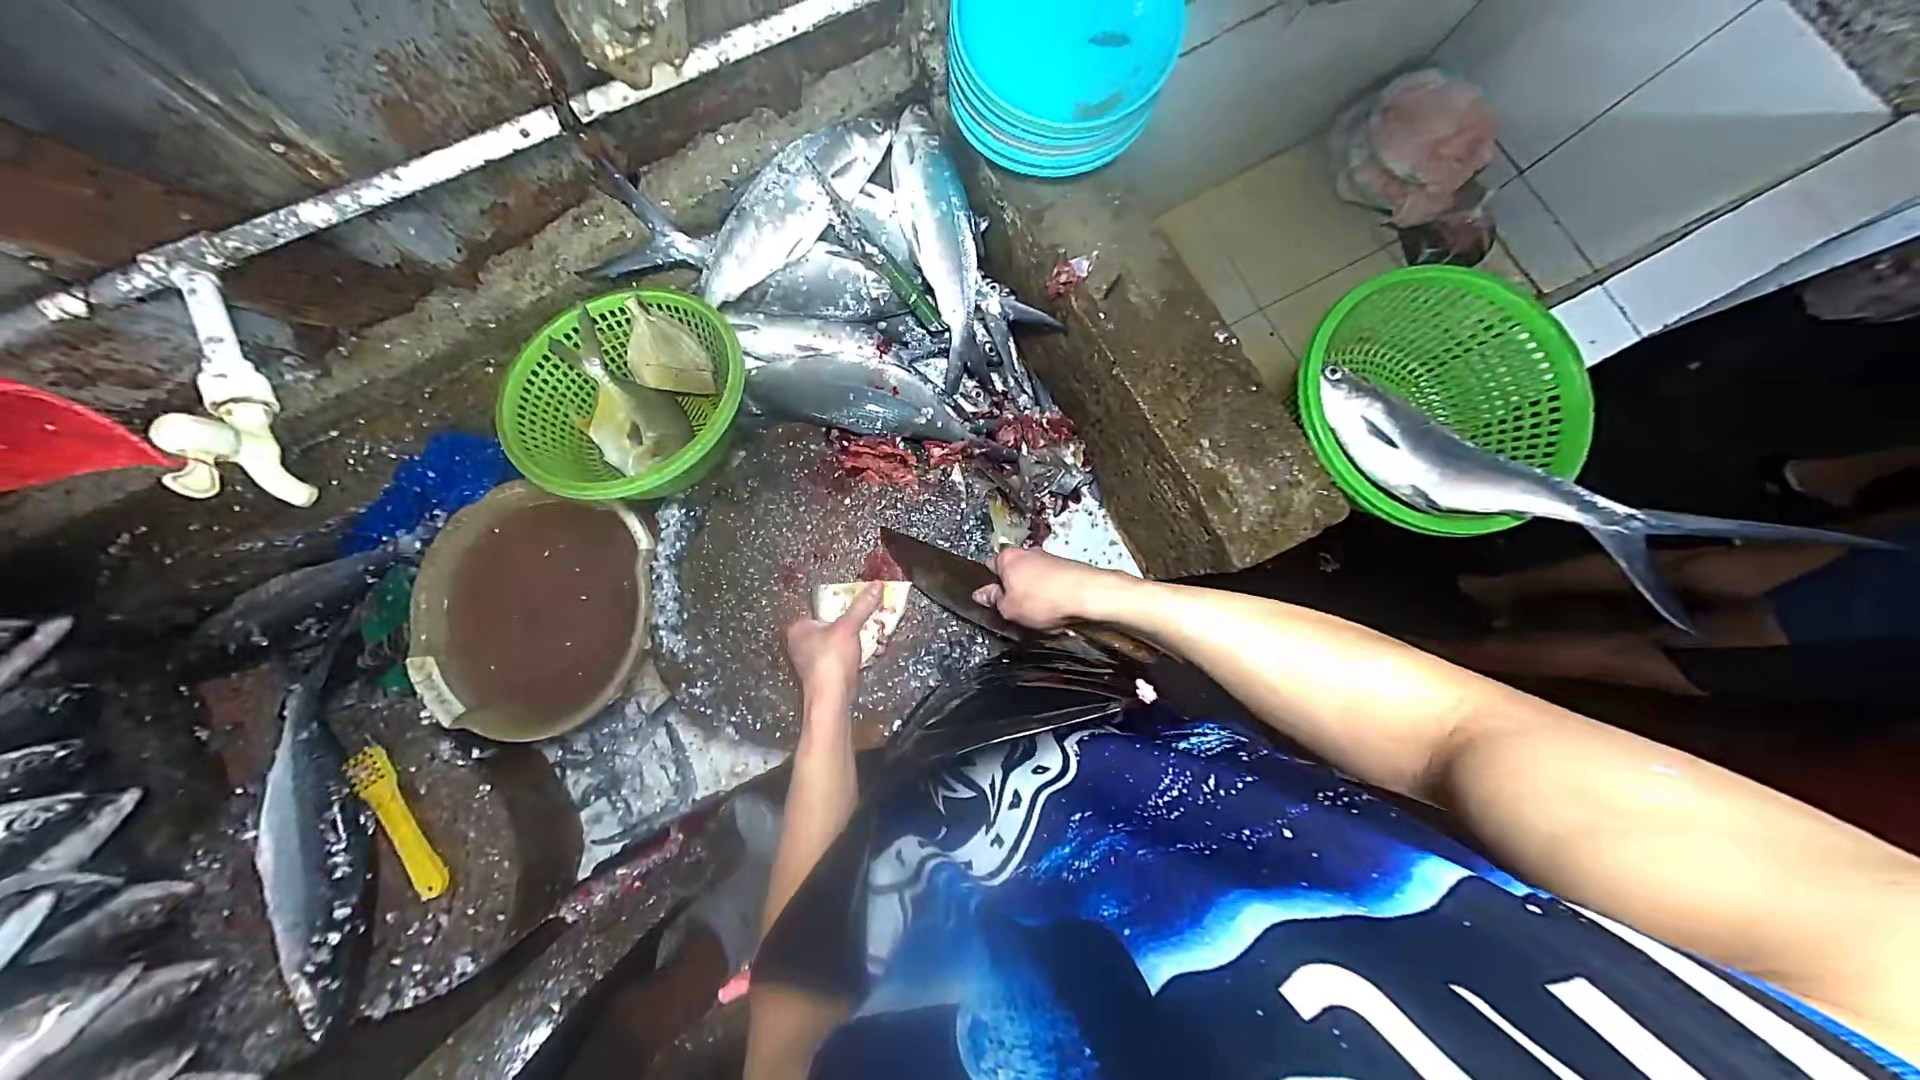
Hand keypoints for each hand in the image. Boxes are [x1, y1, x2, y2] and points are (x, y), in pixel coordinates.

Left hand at [785, 582, 883, 713]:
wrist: (832, 699)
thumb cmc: (830, 661)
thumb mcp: (848, 627)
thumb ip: (862, 605)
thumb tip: (875, 586)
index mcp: (799, 628)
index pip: (819, 606)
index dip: (839, 601)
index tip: (857, 597)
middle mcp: (802, 643)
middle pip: (831, 623)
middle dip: (852, 621)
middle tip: (869, 614)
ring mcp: (813, 659)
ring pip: (839, 640)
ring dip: (857, 637)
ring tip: (874, 632)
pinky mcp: (826, 672)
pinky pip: (843, 655)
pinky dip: (856, 652)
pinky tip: (870, 651)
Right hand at [971, 547, 1133, 630]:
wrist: (1088, 594)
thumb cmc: (1042, 600)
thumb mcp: (1008, 609)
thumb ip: (993, 600)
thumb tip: (981, 593)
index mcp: (1007, 557)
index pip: (989, 567)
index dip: (990, 586)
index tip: (994, 602)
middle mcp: (1026, 552)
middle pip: (1012, 572)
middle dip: (1013, 589)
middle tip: (1016, 611)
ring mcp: (1048, 558)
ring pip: (1032, 578)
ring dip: (1033, 593)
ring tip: (1040, 614)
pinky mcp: (1066, 566)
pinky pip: (1050, 583)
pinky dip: (1050, 594)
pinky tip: (1056, 610)